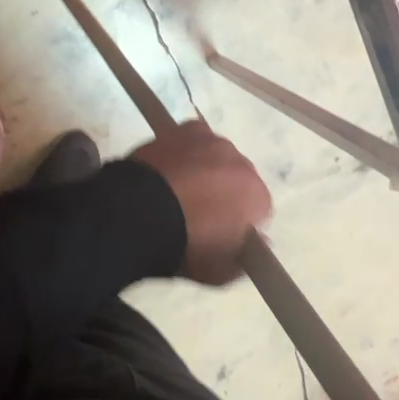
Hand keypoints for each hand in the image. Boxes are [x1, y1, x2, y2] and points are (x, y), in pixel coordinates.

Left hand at [129, 122, 272, 285]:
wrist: (140, 213)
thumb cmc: (185, 244)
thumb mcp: (220, 270)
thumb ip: (245, 258)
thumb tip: (259, 243)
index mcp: (256, 196)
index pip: (258, 210)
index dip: (239, 223)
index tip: (220, 233)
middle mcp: (241, 162)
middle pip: (238, 179)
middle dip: (223, 192)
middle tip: (198, 212)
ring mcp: (212, 141)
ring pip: (216, 157)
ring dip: (205, 170)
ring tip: (178, 190)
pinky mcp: (186, 129)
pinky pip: (194, 140)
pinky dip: (186, 151)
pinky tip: (170, 167)